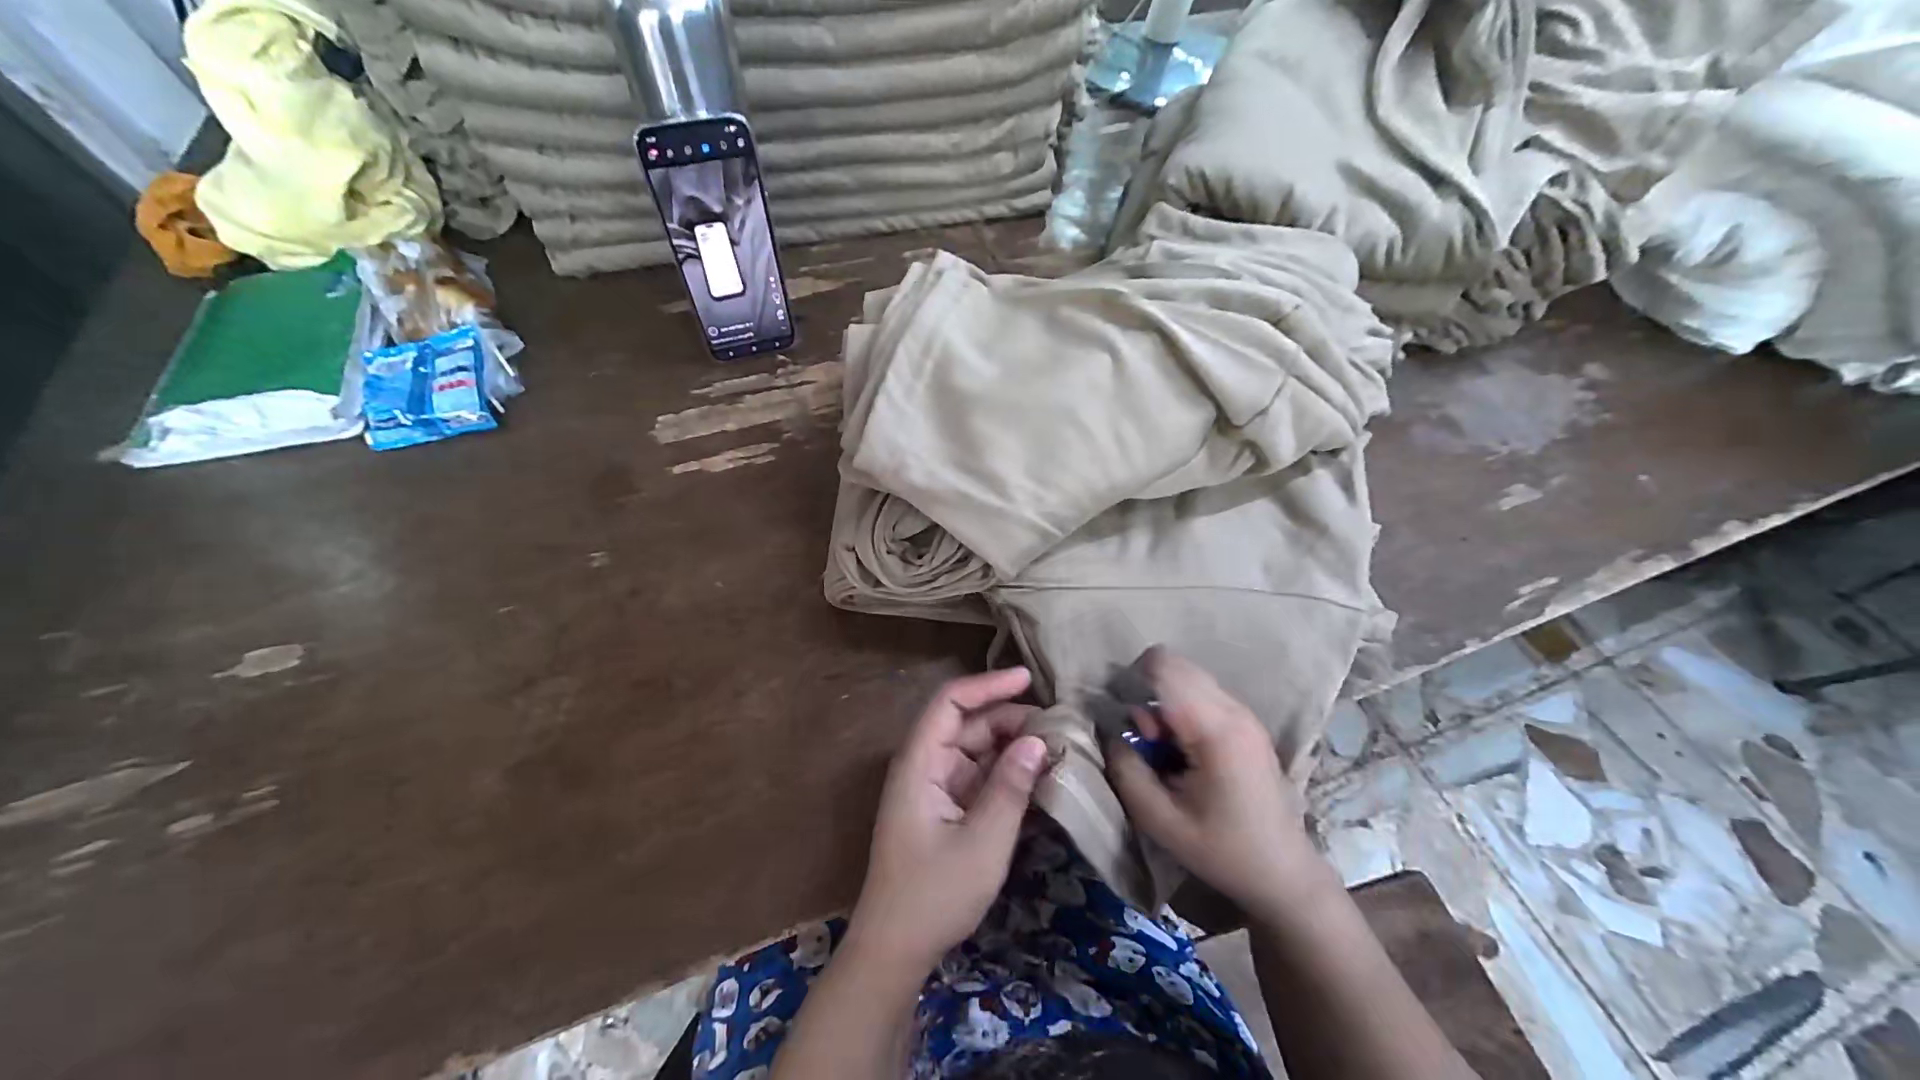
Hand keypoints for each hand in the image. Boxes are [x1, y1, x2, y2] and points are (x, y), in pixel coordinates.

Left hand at [849, 667, 1048, 971]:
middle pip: (968, 724)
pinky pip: (979, 776)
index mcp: (919, 763)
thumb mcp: (982, 843)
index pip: (950, 703)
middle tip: (1059, 729)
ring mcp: (935, 787)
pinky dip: (1007, 772)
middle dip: (1011, 720)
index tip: (1029, 679)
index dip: (987, 685)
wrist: (896, 948)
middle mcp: (925, 766)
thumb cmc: (933, 894)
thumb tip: (1040, 740)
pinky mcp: (947, 809)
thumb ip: (1011, 788)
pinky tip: (1039, 775)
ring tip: (1057, 748)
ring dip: (1013, 746)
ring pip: (977, 749)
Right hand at [1105, 647, 1316, 911]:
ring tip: (1165, 750)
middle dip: (1147, 694)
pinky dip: (1181, 711)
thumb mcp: (1160, 820)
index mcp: (1216, 729)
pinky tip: (1184, 753)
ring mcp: (1245, 714)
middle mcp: (1235, 710)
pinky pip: (1201, 694)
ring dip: (1164, 704)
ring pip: (1187, 678)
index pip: (1164, 667)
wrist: (1283, 873)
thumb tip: (1110, 733)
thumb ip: (1126, 770)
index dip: (1132, 682)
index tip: (1129, 725)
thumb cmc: (1222, 851)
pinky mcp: (1247, 723)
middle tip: (1147, 741)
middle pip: (1174, 666)